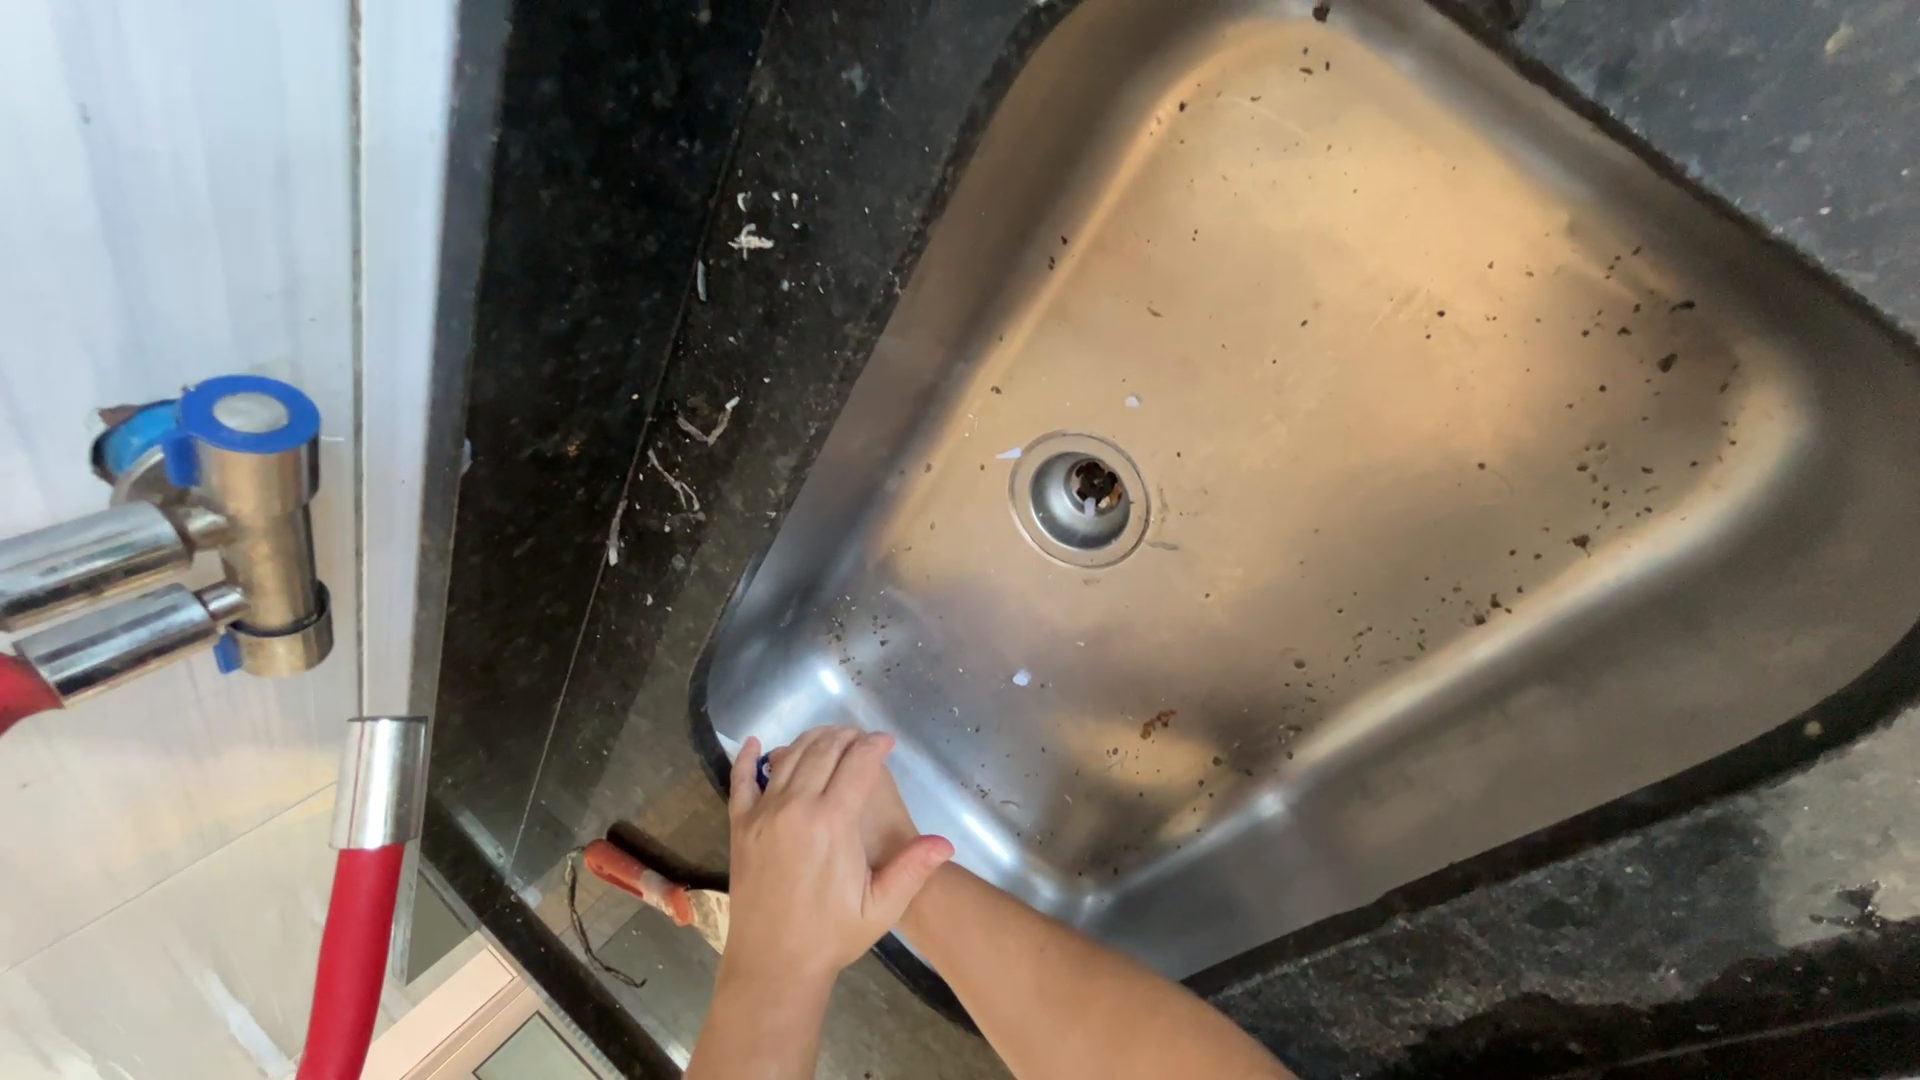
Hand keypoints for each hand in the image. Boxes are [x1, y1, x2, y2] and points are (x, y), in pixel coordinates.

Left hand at [723, 727, 953, 986]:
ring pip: (788, 756)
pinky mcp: (740, 825)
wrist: (772, 965)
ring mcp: (763, 813)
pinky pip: (741, 780)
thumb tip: (945, 842)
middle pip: (824, 749)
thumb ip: (913, 869)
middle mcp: (796, 807)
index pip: (858, 762)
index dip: (875, 745)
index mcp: (833, 821)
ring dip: (811, 739)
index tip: (887, 741)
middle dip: (847, 736)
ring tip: (830, 738)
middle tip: (862, 738)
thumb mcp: (881, 907)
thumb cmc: (831, 935)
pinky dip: (746, 757)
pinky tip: (755, 743)